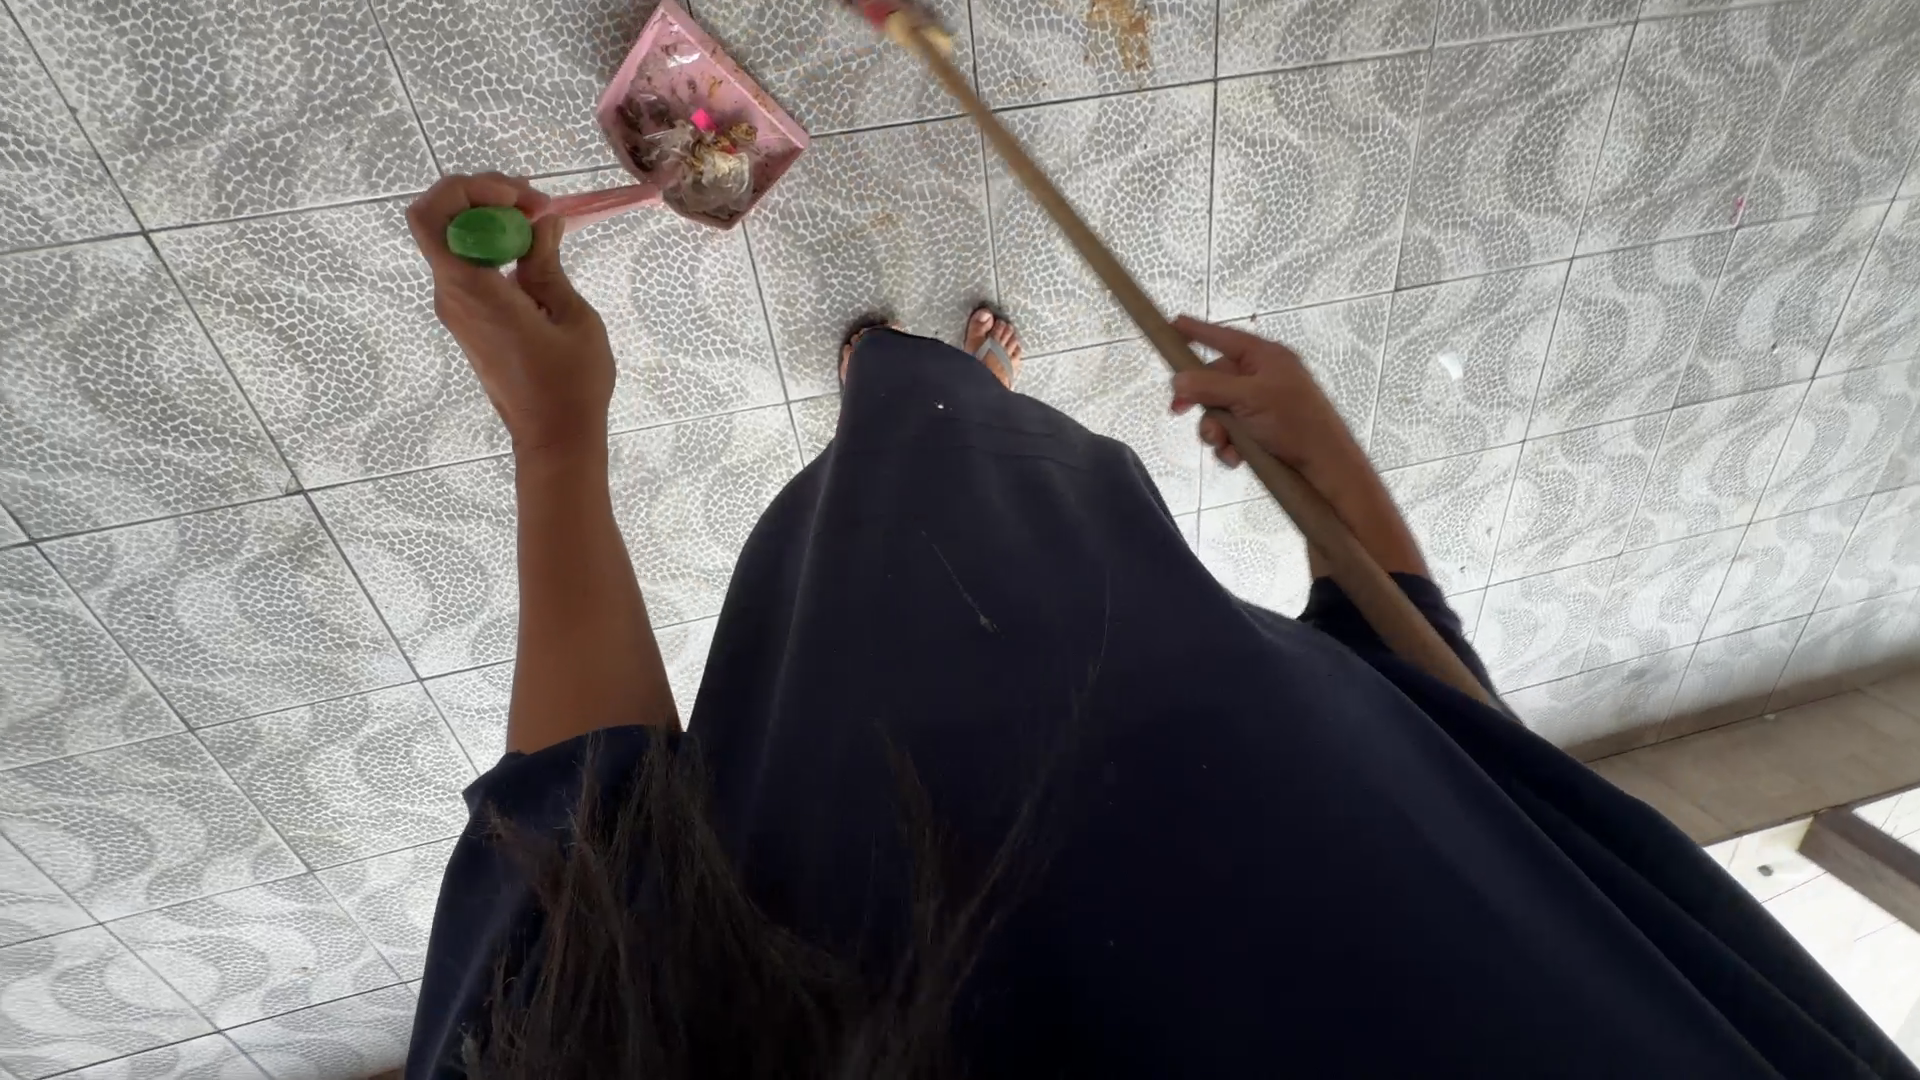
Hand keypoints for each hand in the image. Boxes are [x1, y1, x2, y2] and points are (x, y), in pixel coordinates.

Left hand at [407, 173, 614, 458]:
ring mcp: (458, 311)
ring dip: (492, 224)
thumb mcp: (573, 317)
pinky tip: (534, 257)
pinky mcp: (471, 323)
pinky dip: (496, 250)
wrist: (556, 436)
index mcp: (472, 291)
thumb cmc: (571, 382)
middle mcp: (451, 296)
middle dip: (483, 199)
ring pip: (455, 244)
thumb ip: (548, 264)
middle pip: (440, 222)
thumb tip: (542, 224)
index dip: (472, 189)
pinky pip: (471, 269)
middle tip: (536, 206)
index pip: (435, 215)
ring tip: (542, 226)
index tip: (525, 198)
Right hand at [1167, 315, 1362, 478]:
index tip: (1172, 324)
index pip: (1224, 338)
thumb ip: (1210, 387)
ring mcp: (1259, 405)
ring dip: (1214, 431)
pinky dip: (1227, 446)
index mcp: (1264, 358)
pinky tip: (1235, 457)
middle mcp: (1260, 377)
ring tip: (1223, 444)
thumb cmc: (1294, 420)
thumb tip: (1177, 379)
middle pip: (1213, 381)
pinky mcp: (1259, 430)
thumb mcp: (1248, 398)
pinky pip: (1229, 433)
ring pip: (1217, 412)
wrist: (1323, 463)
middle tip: (1178, 411)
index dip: (1197, 331)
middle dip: (1200, 402)